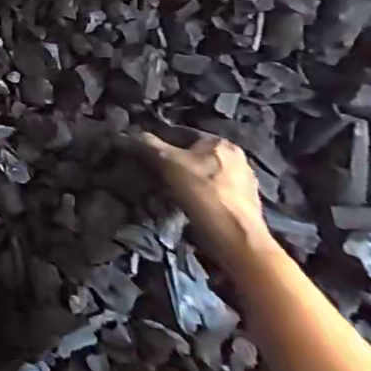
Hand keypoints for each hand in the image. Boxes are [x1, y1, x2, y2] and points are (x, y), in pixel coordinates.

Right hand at [136, 130, 270, 263]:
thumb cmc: (202, 191)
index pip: (179, 134)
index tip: (142, 154)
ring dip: (184, 179)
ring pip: (201, 174)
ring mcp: (243, 182)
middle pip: (191, 155)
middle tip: (152, 172)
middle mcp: (237, 158)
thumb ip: (146, 142)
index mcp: (221, 143)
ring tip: (166, 189)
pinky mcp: (244, 203)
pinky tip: (186, 202)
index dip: (157, 142)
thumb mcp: (166, 160)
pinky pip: (211, 190)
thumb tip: (127, 134)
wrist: (235, 236)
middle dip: (172, 162)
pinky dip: (197, 193)